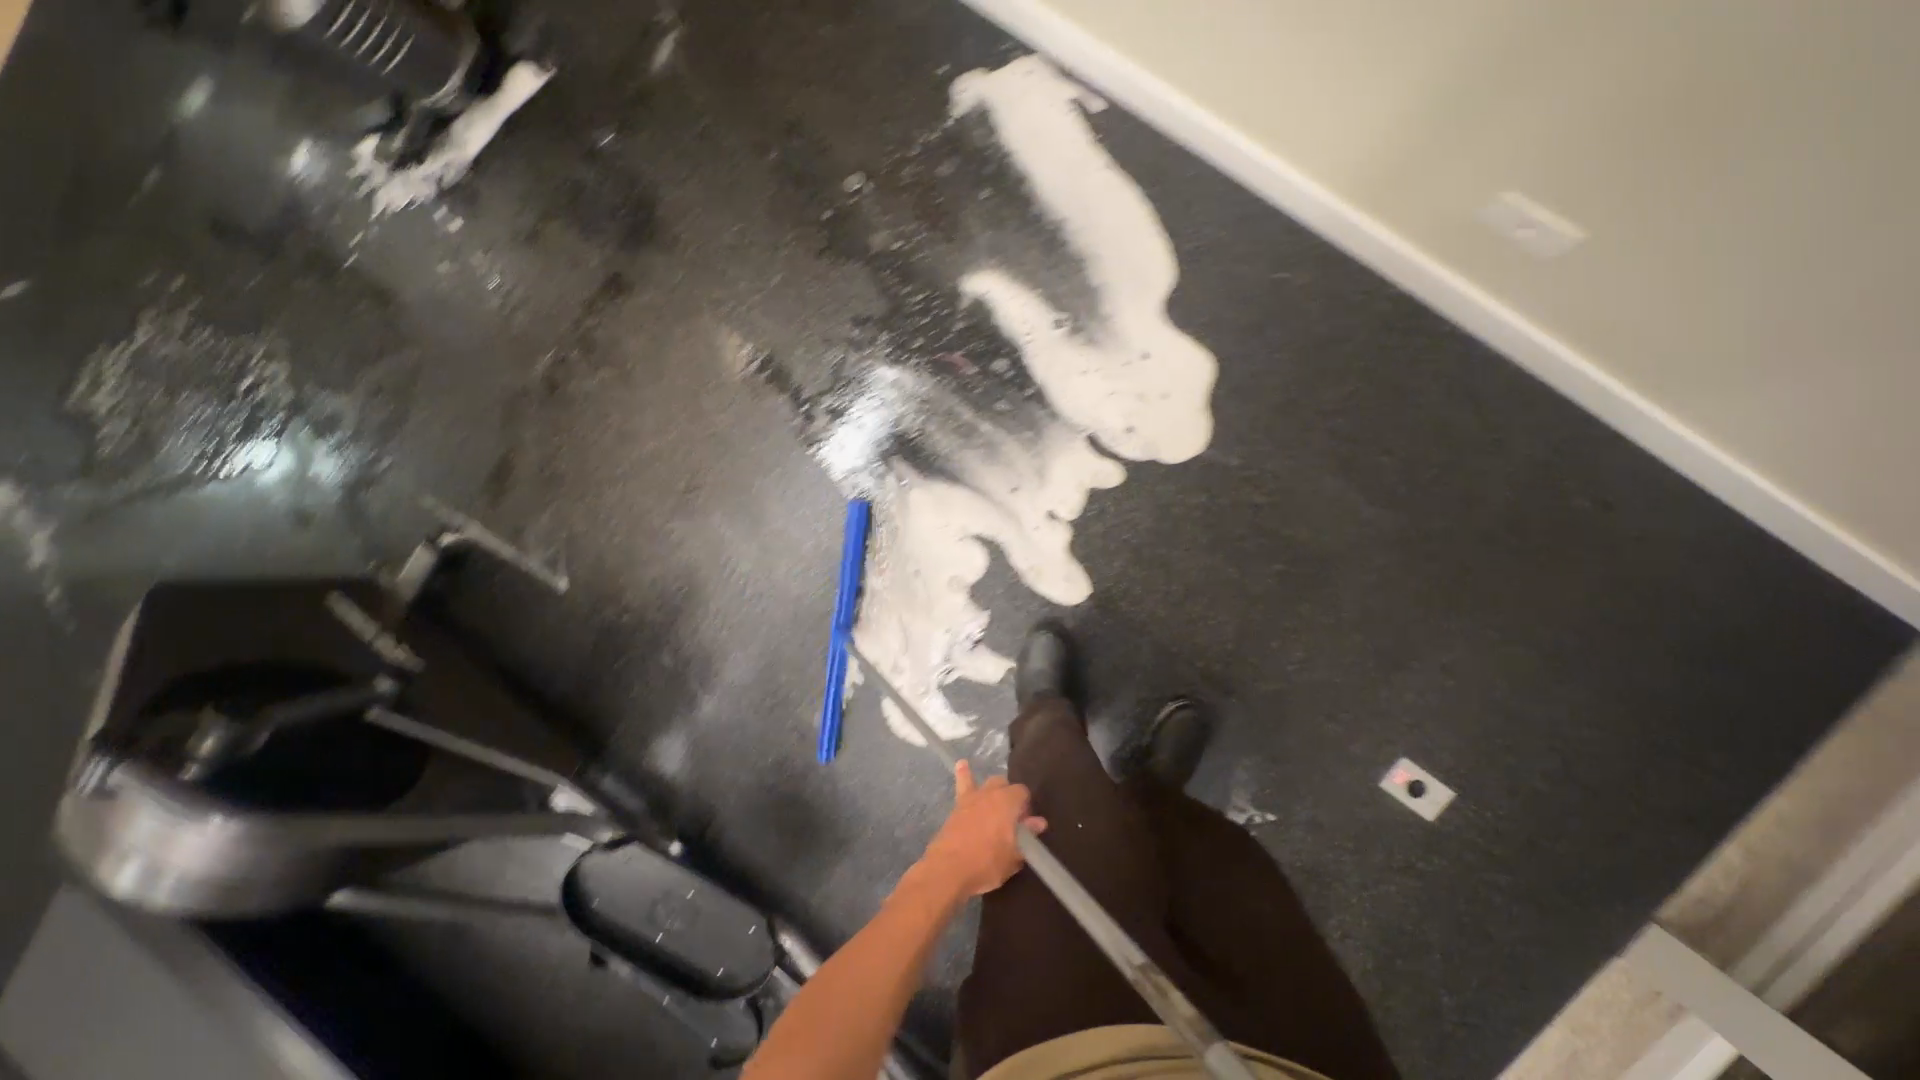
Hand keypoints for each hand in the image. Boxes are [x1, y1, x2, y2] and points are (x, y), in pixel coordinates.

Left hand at [915, 761, 1047, 897]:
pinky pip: (962, 785)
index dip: (1026, 807)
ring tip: (994, 796)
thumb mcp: (1013, 856)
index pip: (1023, 793)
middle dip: (1010, 797)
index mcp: (1007, 802)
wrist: (948, 869)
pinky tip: (962, 764)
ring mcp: (970, 798)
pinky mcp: (955, 807)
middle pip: (1004, 785)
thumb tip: (1038, 823)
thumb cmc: (986, 864)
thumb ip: (1026, 837)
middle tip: (1011, 820)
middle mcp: (989, 794)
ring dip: (992, 789)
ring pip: (985, 784)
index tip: (1025, 826)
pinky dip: (964, 774)